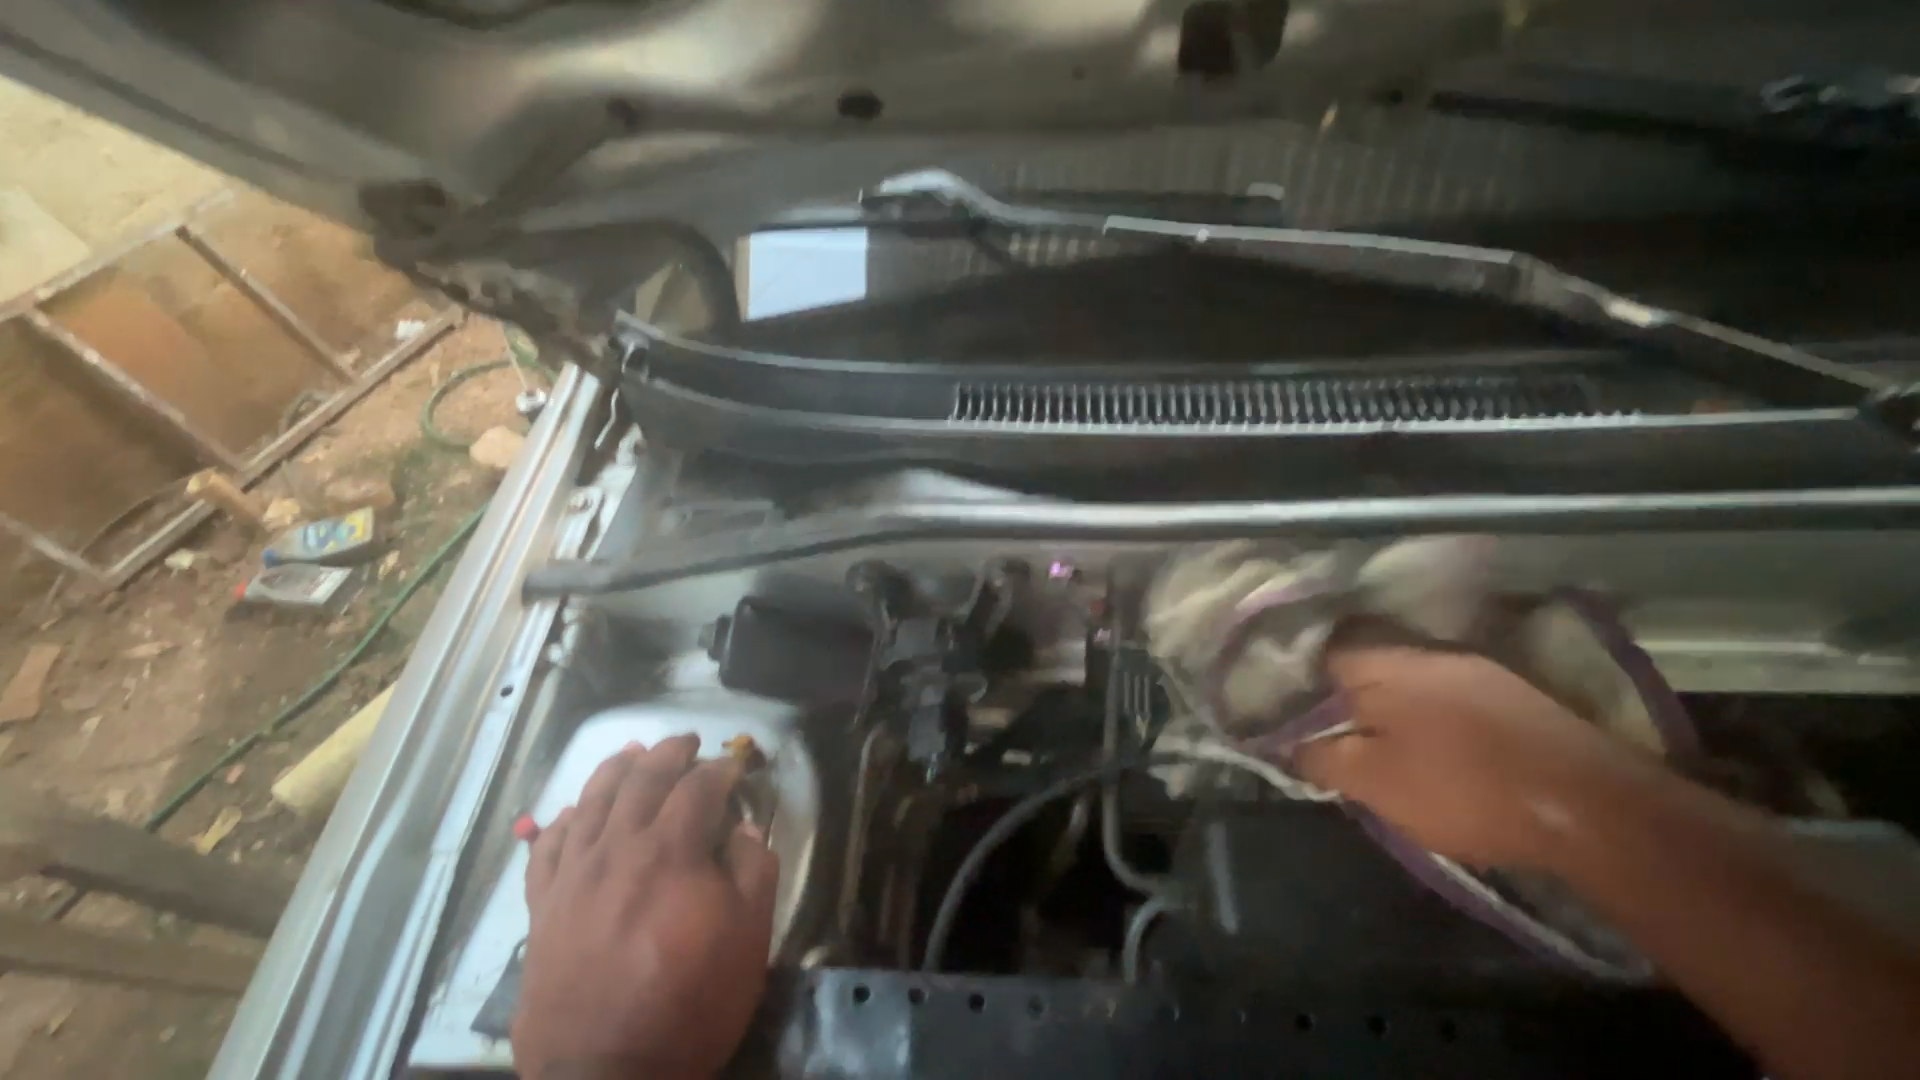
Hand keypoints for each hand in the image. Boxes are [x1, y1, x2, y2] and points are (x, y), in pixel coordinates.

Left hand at [513, 735, 779, 1079]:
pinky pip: (548, 848)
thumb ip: (753, 873)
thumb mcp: (747, 939)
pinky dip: (564, 820)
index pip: (697, 788)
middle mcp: (616, 849)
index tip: (735, 765)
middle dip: (668, 753)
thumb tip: (744, 831)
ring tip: (632, 752)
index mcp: (670, 851)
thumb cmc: (688, 1005)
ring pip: (591, 801)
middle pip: (641, 780)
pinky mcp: (544, 908)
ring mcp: (573, 877)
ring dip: (615, 769)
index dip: (720, 770)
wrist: (603, 1074)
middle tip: (686, 741)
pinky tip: (576, 811)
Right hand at [1292, 646, 1651, 868]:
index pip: (1327, 653)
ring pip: (1415, 680)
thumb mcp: (1375, 785)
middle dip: (1351, 695)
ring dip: (1396, 707)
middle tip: (1338, 734)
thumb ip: (1323, 759)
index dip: (1305, 681)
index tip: (1296, 714)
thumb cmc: (1462, 789)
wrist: (1590, 807)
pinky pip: (1453, 697)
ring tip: (1385, 745)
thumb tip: (1286, 746)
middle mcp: (1432, 654)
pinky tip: (1439, 748)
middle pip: (1372, 664)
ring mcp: (1480, 672)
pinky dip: (1435, 717)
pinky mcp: (1518, 698)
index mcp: (1388, 666)